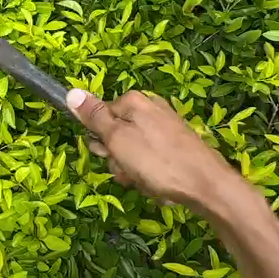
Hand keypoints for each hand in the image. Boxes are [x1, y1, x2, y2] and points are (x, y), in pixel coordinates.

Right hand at [66, 89, 256, 221]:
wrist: (207, 186)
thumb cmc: (158, 161)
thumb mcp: (118, 139)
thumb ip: (94, 116)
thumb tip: (71, 92)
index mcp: (134, 101)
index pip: (99, 118)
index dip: (101, 141)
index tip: (109, 155)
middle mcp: (150, 108)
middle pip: (116, 135)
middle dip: (118, 158)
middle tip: (130, 171)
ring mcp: (166, 127)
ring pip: (133, 152)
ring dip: (134, 171)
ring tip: (147, 180)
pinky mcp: (177, 146)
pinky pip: (151, 160)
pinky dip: (151, 174)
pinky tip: (160, 184)